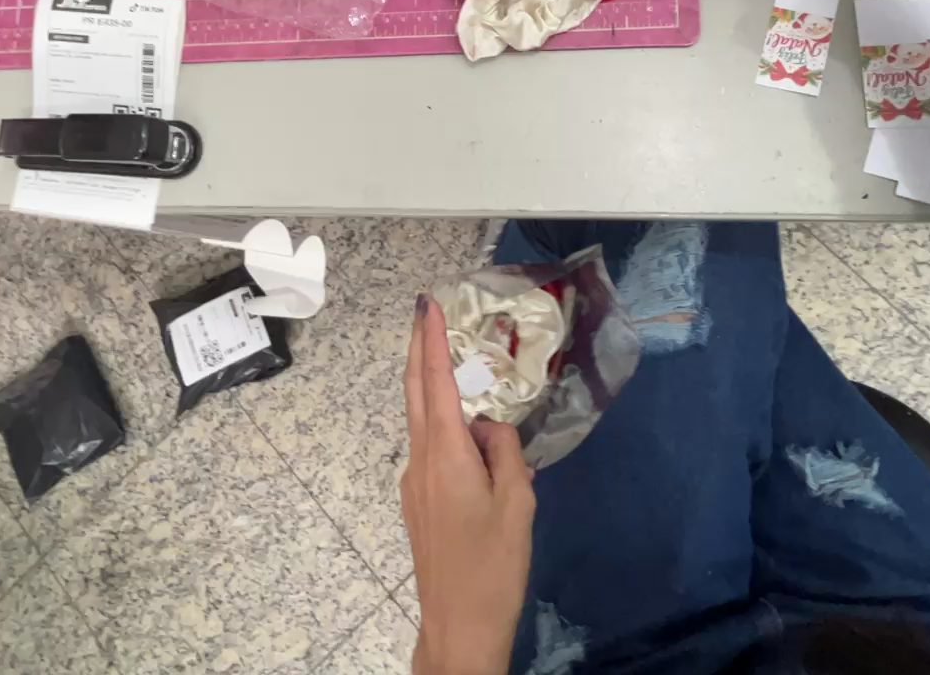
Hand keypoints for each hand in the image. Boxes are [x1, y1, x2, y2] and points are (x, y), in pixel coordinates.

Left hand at [402, 295, 535, 674]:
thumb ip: (504, 450)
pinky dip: (444, 423)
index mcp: (445, 452)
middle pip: (415, 391)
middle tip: (425, 312)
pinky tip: (472, 437)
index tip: (427, 304)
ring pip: (422, 418)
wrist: (458, 625)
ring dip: (433, 385)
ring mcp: (413, 478)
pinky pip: (430, 445)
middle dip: (418, 347)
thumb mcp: (517, 502)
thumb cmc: (493, 564)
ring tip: (457, 363)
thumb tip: (488, 425)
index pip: (435, 381)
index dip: (430, 339)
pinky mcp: (417, 497)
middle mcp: (420, 457)